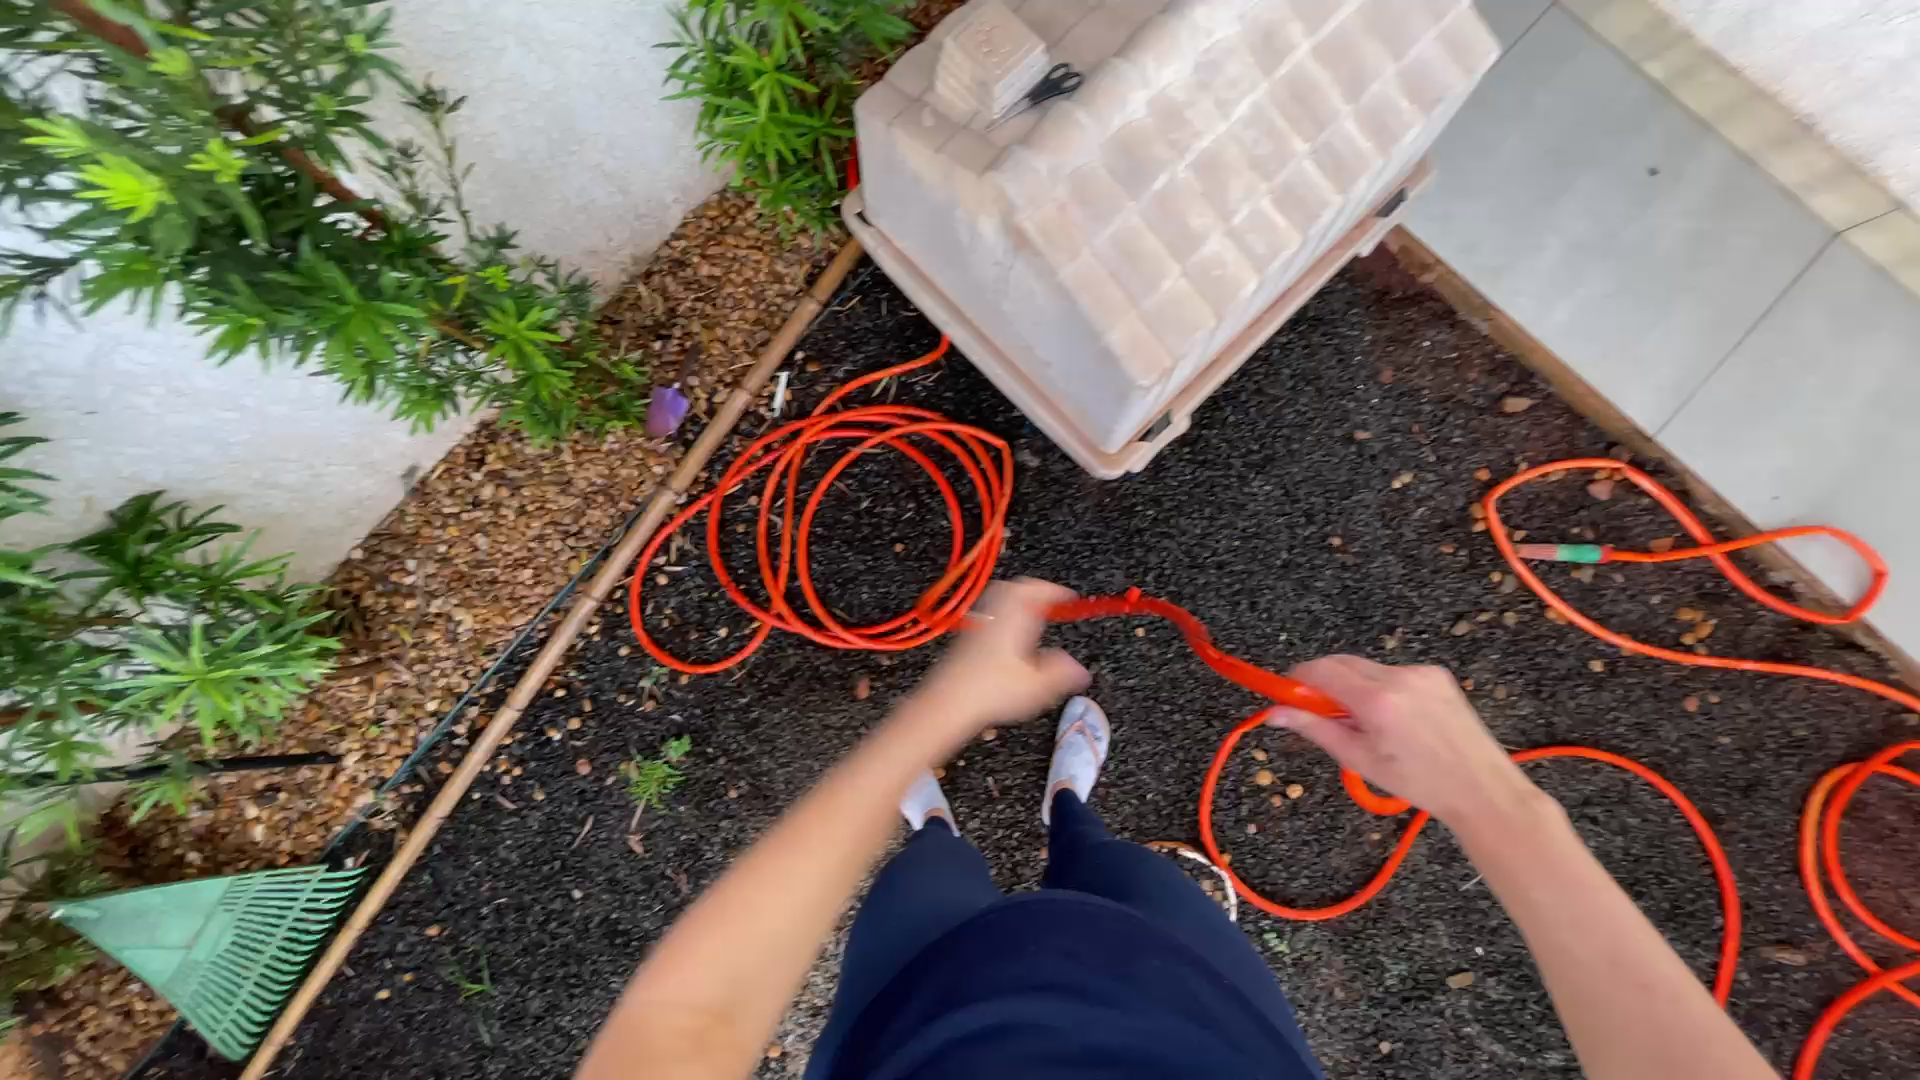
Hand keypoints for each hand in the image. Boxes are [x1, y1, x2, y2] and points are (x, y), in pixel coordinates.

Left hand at [901, 578, 1089, 745]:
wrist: (948, 703)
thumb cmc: (989, 692)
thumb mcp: (1038, 686)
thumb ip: (1062, 673)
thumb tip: (1079, 670)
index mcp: (1014, 619)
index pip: (1034, 589)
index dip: (1054, 590)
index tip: (1068, 596)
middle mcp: (993, 617)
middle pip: (1012, 589)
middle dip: (1032, 591)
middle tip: (1048, 601)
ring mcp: (976, 628)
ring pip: (996, 601)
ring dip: (1016, 603)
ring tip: (1030, 617)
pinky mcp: (965, 643)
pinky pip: (987, 619)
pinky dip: (1003, 620)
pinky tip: (1009, 642)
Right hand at [1264, 655, 1541, 829]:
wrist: (1483, 790)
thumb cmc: (1419, 782)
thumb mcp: (1358, 759)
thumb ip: (1314, 728)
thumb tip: (1274, 713)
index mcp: (1378, 700)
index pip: (1320, 670)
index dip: (1297, 677)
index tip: (1286, 692)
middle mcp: (1399, 677)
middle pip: (1340, 662)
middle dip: (1321, 680)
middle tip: (1317, 710)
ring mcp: (1421, 672)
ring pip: (1364, 667)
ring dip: (1350, 685)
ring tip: (1361, 721)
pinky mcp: (1436, 674)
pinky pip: (1390, 672)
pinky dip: (1378, 687)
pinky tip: (1390, 716)